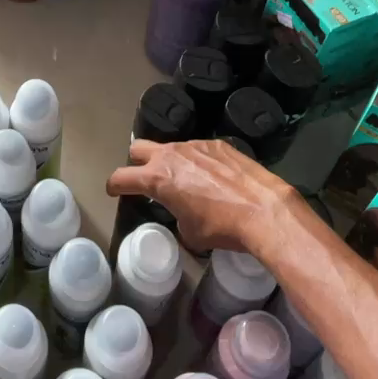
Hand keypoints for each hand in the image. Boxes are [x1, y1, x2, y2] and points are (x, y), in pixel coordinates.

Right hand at [106, 139, 297, 254]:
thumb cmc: (222, 227)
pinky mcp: (217, 143)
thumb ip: (177, 219)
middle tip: (148, 180)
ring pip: (170, 147)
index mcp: (157, 178)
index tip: (114, 190)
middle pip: (138, 149)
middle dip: (138, 163)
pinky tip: (215, 178)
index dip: (114, 185)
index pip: (121, 177)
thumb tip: (184, 216)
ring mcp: (194, 145)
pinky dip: (198, 161)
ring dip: (171, 162)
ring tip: (187, 180)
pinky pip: (198, 149)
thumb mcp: (191, 234)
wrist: (264, 210)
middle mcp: (170, 155)